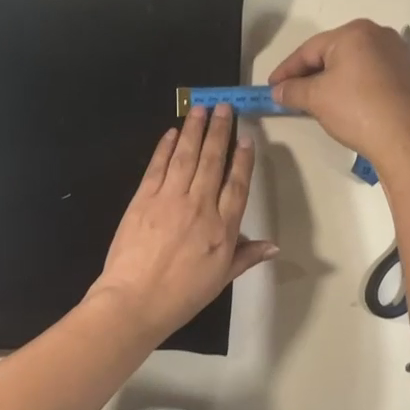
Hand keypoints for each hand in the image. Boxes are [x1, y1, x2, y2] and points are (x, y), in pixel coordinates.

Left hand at [86, 104, 277, 340]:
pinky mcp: (143, 199)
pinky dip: (165, 147)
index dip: (242, 161)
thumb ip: (245, 257)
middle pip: (213, 162)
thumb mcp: (219, 280)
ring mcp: (170, 200)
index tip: (246, 140)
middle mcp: (200, 207)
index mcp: (222, 229)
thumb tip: (274, 246)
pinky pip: (158, 167)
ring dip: (194, 130)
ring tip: (201, 109)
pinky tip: (172, 133)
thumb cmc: (180, 297)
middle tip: (224, 108)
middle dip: (220, 132)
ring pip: (186, 157)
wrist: (135, 301)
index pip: (237, 186)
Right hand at [268, 20, 409, 160]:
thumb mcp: (316, 99)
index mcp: (354, 32)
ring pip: (351, 63)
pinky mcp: (405, 73)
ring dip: (330, 80)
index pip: (309, 49)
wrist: (403, 137)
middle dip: (308, 73)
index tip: (271, 87)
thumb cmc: (356, 110)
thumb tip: (278, 90)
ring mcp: (395, 52)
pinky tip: (343, 102)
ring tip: (314, 100)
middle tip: (290, 93)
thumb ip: (292, 90)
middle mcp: (377, 34)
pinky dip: (351, 85)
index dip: (286, 70)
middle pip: (332, 53)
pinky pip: (369, 73)